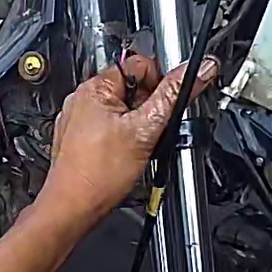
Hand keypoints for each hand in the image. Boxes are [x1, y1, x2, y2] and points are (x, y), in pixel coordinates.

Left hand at [40, 54, 218, 223]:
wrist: (74, 206)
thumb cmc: (98, 174)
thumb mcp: (146, 130)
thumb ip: (173, 96)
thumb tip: (198, 70)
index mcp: (95, 87)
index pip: (139, 64)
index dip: (158, 83)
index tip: (163, 106)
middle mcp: (82, 99)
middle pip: (132, 88)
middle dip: (147, 108)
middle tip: (149, 132)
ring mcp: (79, 119)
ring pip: (122, 110)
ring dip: (136, 125)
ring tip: (135, 146)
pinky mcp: (79, 138)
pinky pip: (109, 128)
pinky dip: (122, 138)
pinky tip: (122, 155)